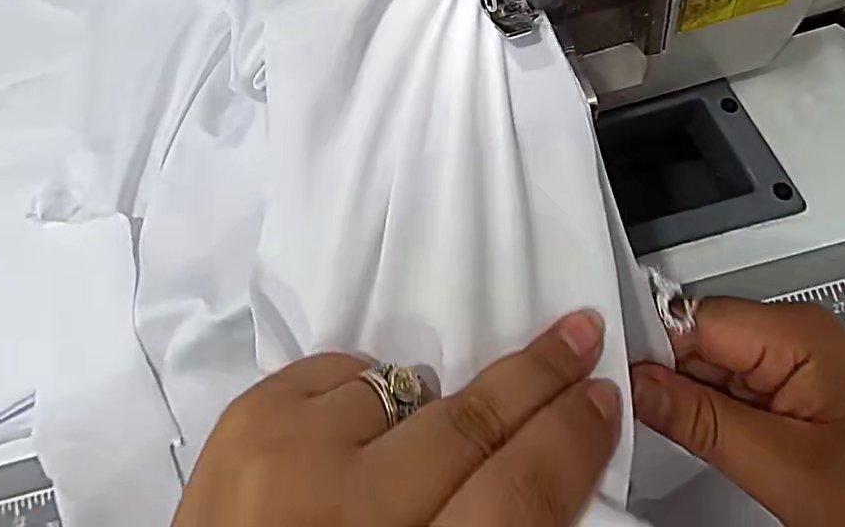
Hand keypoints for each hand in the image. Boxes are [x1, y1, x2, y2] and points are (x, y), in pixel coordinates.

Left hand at [174, 309, 620, 526]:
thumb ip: (480, 525)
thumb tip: (537, 456)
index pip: (515, 500)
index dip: (568, 440)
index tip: (600, 394)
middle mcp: (339, 513)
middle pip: (466, 425)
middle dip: (534, 378)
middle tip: (574, 337)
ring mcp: (284, 458)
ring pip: (398, 391)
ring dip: (413, 416)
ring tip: (389, 464)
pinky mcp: (245, 418)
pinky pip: (338, 370)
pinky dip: (356, 397)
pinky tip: (341, 444)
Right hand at [630, 298, 844, 526]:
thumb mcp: (787, 470)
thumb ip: (701, 418)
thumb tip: (635, 380)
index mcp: (797, 332)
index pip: (693, 317)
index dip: (651, 346)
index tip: (618, 377)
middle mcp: (793, 334)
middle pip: (698, 334)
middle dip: (666, 371)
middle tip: (635, 409)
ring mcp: (794, 360)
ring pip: (709, 360)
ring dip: (685, 392)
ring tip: (670, 426)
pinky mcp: (793, 387)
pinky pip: (729, 382)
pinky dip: (707, 406)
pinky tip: (699, 431)